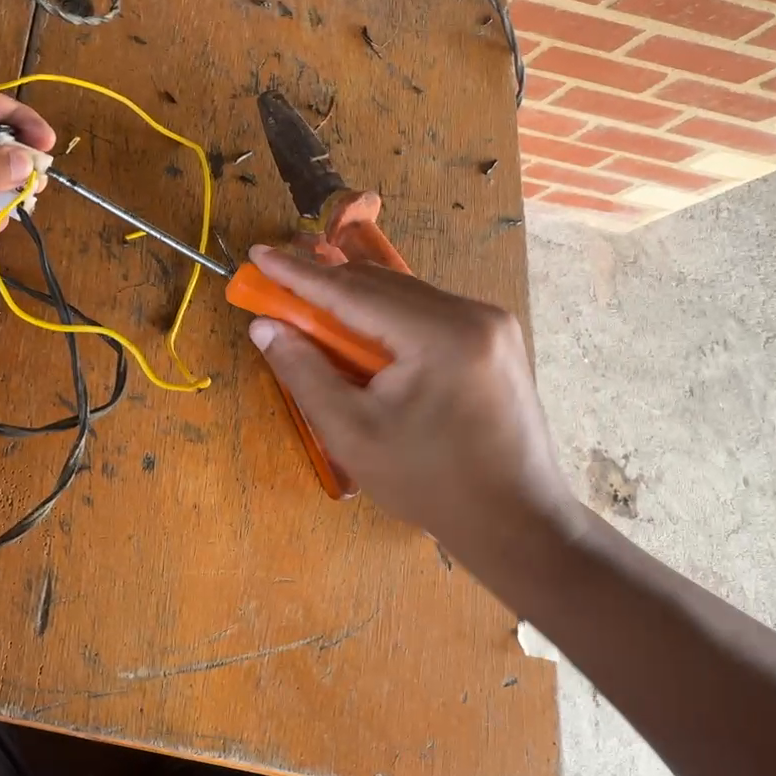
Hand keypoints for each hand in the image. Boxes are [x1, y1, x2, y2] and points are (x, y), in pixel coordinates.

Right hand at [243, 246, 585, 561]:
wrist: (518, 521)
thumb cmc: (428, 481)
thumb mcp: (350, 431)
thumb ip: (303, 371)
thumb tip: (263, 326)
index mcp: (441, 335)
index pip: (352, 292)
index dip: (297, 274)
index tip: (257, 255)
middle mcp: (473, 314)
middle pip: (379, 285)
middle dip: (321, 283)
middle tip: (271, 283)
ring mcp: (490, 324)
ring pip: (400, 294)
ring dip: (350, 299)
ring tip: (305, 305)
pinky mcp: (493, 339)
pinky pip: (421, 310)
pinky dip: (380, 315)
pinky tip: (354, 329)